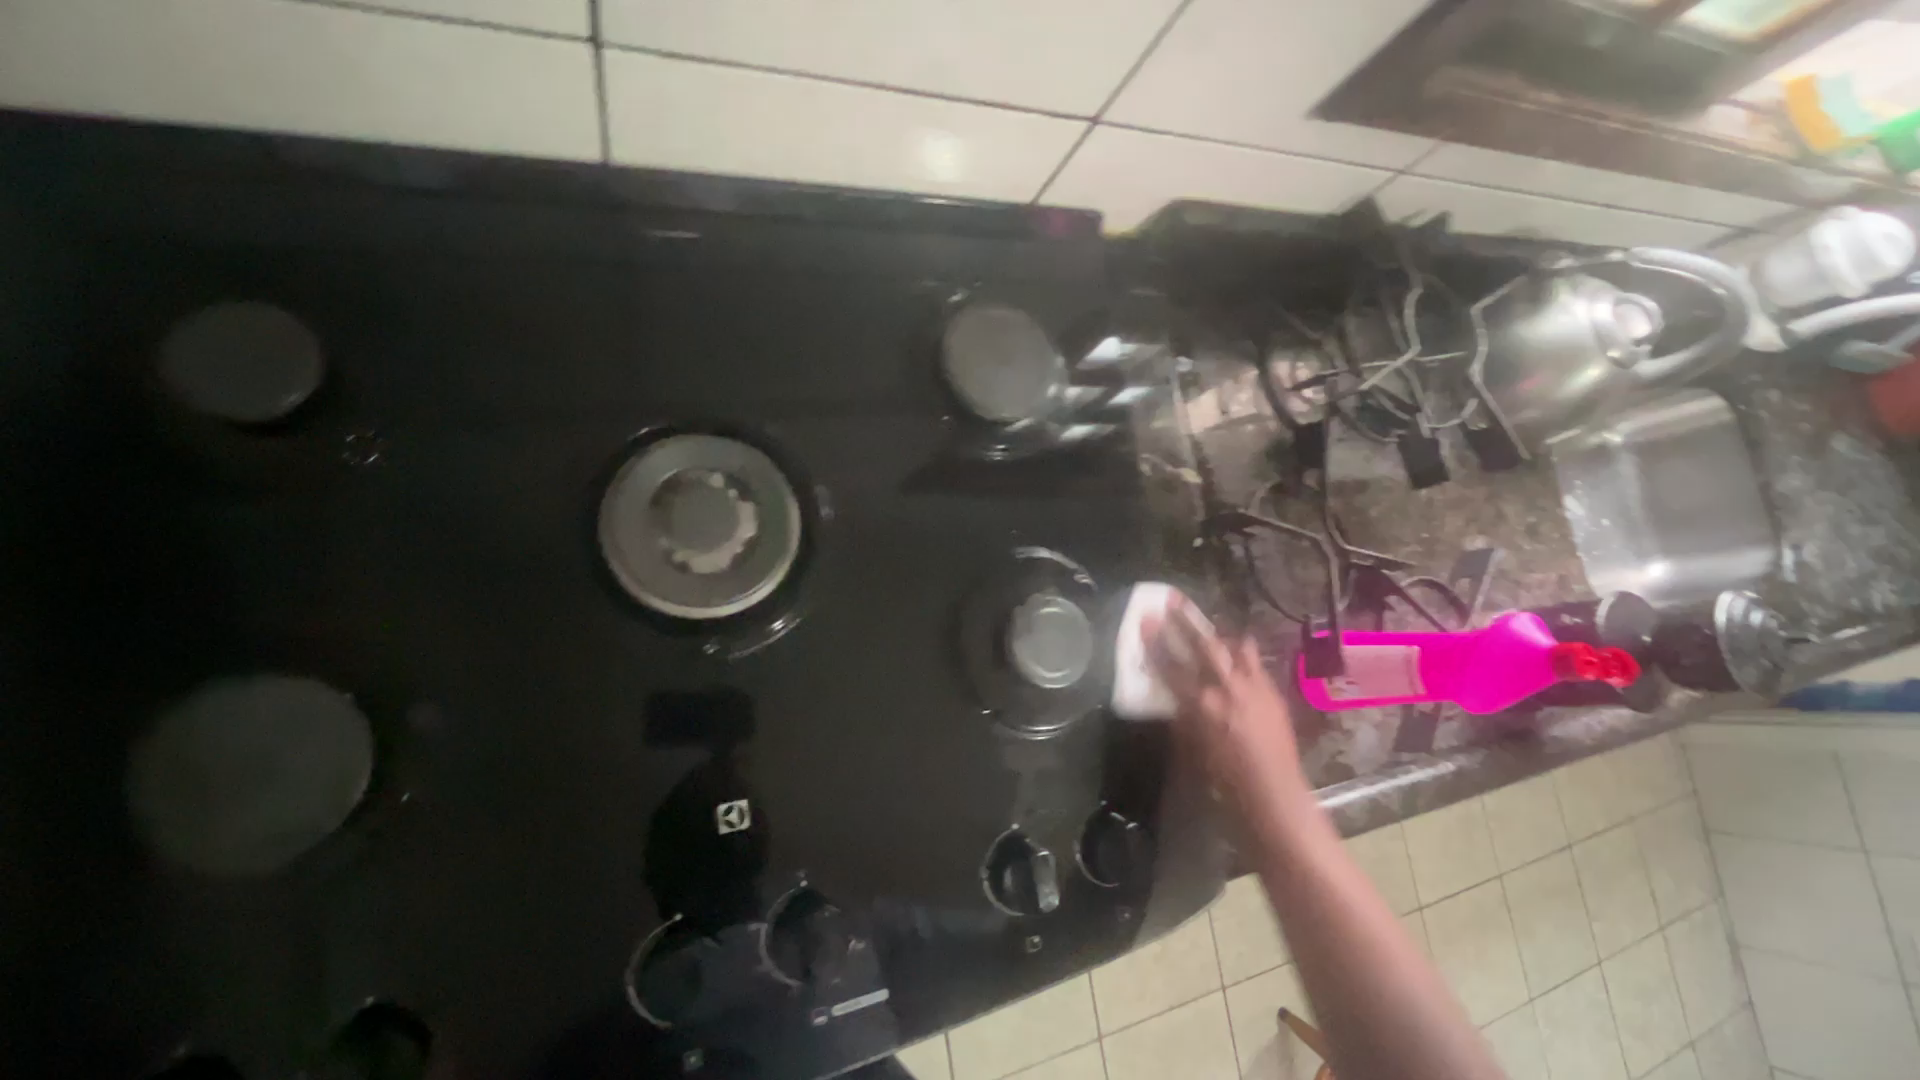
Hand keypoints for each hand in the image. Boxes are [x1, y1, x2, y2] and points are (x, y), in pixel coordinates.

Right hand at [1142, 596, 1307, 812]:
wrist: (1273, 797)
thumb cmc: (1224, 783)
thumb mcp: (1191, 750)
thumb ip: (1182, 718)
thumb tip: (1173, 698)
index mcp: (1202, 705)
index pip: (1171, 665)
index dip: (1155, 641)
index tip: (1144, 619)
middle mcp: (1228, 690)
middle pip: (1203, 645)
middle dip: (1185, 621)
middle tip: (1172, 600)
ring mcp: (1255, 688)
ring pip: (1237, 649)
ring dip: (1220, 637)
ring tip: (1211, 631)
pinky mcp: (1274, 694)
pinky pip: (1256, 665)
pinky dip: (1243, 657)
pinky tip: (1239, 658)